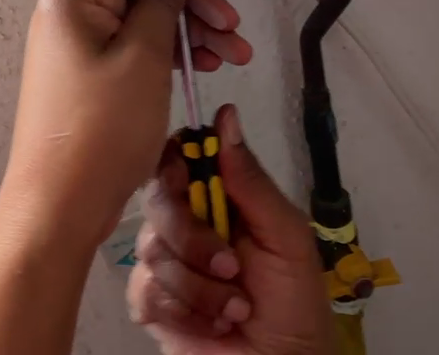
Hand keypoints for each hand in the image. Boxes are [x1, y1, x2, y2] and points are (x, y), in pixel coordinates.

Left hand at [0, 0, 251, 247]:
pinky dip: (169, 54)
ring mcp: (80, 44)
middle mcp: (72, 11)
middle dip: (192, 2)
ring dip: (189, 31)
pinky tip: (204, 67)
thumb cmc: (101, 128)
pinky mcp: (91, 73)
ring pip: (144, 19)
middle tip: (232, 26)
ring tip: (232, 54)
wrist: (60, 208)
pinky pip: (135, 47)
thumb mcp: (143, 56)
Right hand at [129, 105, 333, 354]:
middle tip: (231, 267)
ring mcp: (167, 261)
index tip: (191, 181)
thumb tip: (226, 113)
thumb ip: (251, 179)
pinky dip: (181, 310)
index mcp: (219, 197)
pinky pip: (144, 288)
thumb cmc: (295, 304)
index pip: (180, 157)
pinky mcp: (151, 303)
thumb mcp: (286, 237)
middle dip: (193, 237)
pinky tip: (210, 324)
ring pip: (152, 247)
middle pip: (159, 198)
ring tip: (235, 309)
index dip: (177, 162)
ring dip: (198, 286)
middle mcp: (187, 221)